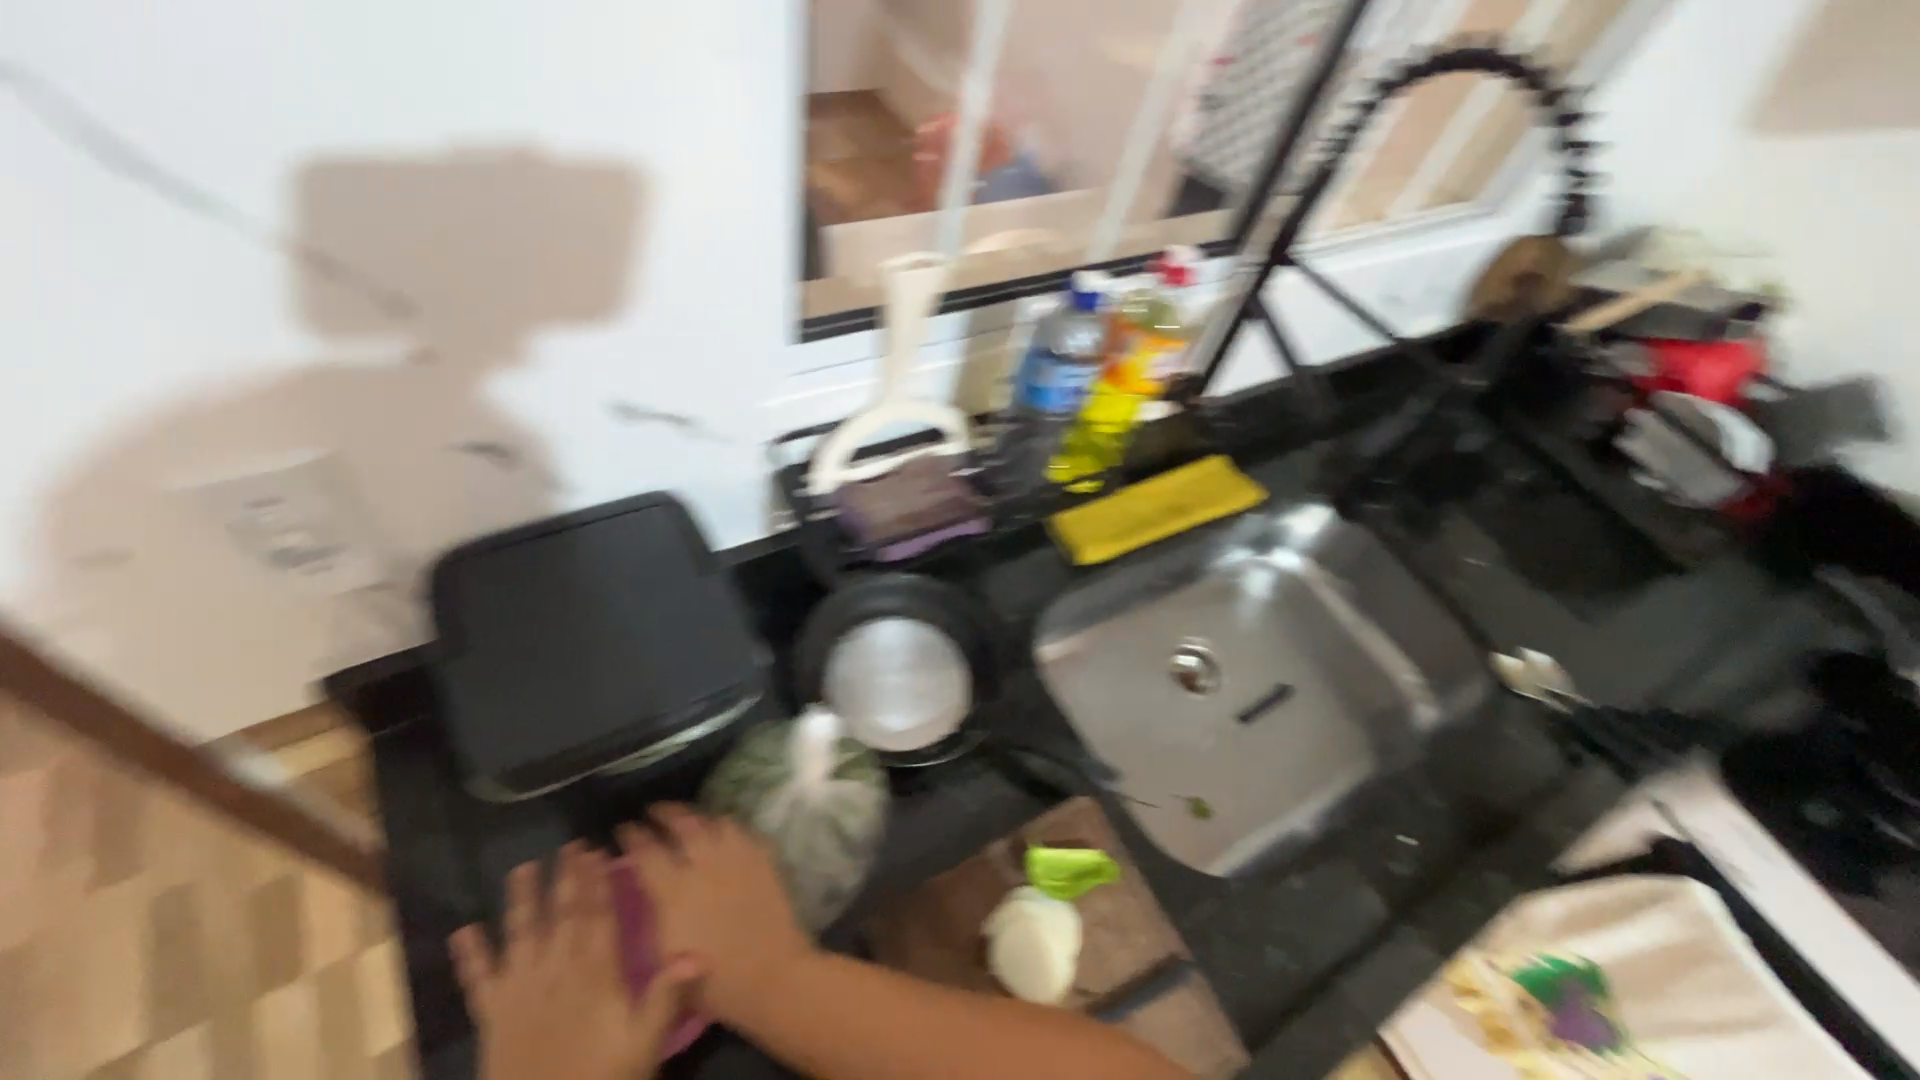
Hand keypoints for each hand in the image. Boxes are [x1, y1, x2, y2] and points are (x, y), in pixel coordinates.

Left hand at [449, 842, 700, 1079]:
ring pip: (521, 936)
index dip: (598, 883)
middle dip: (566, 879)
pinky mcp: (492, 1017)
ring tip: (521, 868)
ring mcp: (520, 993)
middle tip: (569, 845)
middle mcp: (556, 973)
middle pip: (562, 916)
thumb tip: (696, 952)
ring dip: (520, 901)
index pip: (598, 917)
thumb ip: (666, 997)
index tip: (597, 852)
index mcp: (595, 975)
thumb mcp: (644, 1044)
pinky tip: (463, 933)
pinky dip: (470, 956)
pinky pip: (478, 981)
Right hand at [619, 805, 816, 1025]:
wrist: (770, 974)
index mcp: (673, 888)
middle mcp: (704, 863)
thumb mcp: (663, 956)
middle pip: (683, 823)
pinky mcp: (764, 860)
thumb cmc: (710, 981)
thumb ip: (652, 916)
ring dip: (700, 817)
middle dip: (665, 812)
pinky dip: (731, 830)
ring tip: (692, 819)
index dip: (632, 835)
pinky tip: (727, 836)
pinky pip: (745, 833)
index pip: (646, 849)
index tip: (623, 828)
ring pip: (716, 821)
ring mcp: (737, 858)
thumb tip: (645, 890)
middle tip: (654, 810)